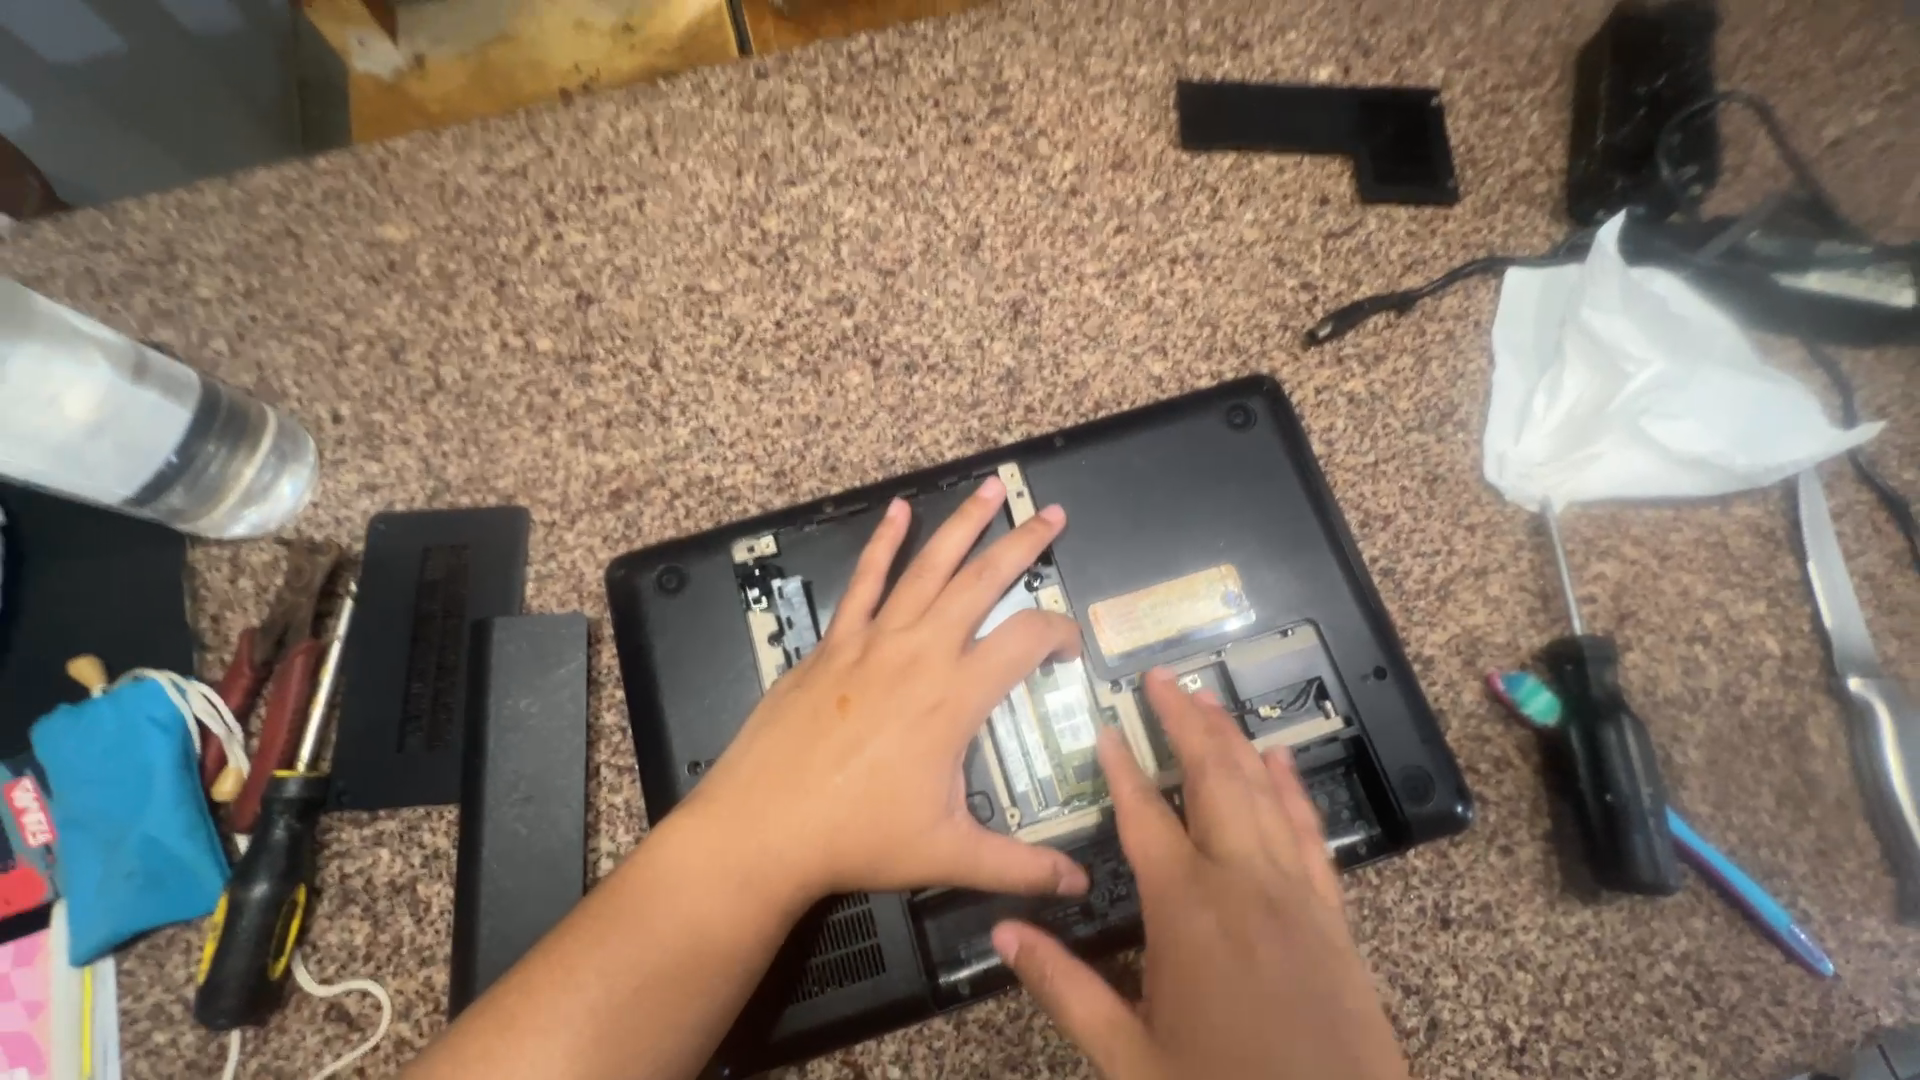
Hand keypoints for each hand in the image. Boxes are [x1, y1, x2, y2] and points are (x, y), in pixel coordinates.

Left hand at [678, 476, 1091, 903]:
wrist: (763, 826)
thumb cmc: (857, 838)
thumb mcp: (947, 855)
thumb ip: (1019, 868)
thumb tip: (1078, 891)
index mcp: (955, 697)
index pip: (1026, 641)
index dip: (1060, 634)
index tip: (1069, 649)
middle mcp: (920, 653)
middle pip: (982, 582)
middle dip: (1023, 545)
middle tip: (1053, 514)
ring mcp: (872, 641)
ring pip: (927, 568)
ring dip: (963, 525)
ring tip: (991, 489)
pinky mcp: (833, 643)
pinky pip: (862, 583)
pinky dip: (882, 544)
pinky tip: (899, 510)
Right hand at [991, 671, 1409, 1079]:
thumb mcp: (1129, 1055)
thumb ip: (1064, 987)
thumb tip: (1003, 930)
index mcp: (1186, 910)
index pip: (1144, 815)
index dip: (1122, 766)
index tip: (1108, 726)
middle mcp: (1242, 882)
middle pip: (1213, 778)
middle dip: (1186, 721)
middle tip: (1163, 678)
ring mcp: (1295, 893)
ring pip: (1262, 792)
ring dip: (1233, 739)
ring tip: (1207, 699)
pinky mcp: (1332, 914)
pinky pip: (1309, 832)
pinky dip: (1292, 788)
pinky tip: (1281, 759)